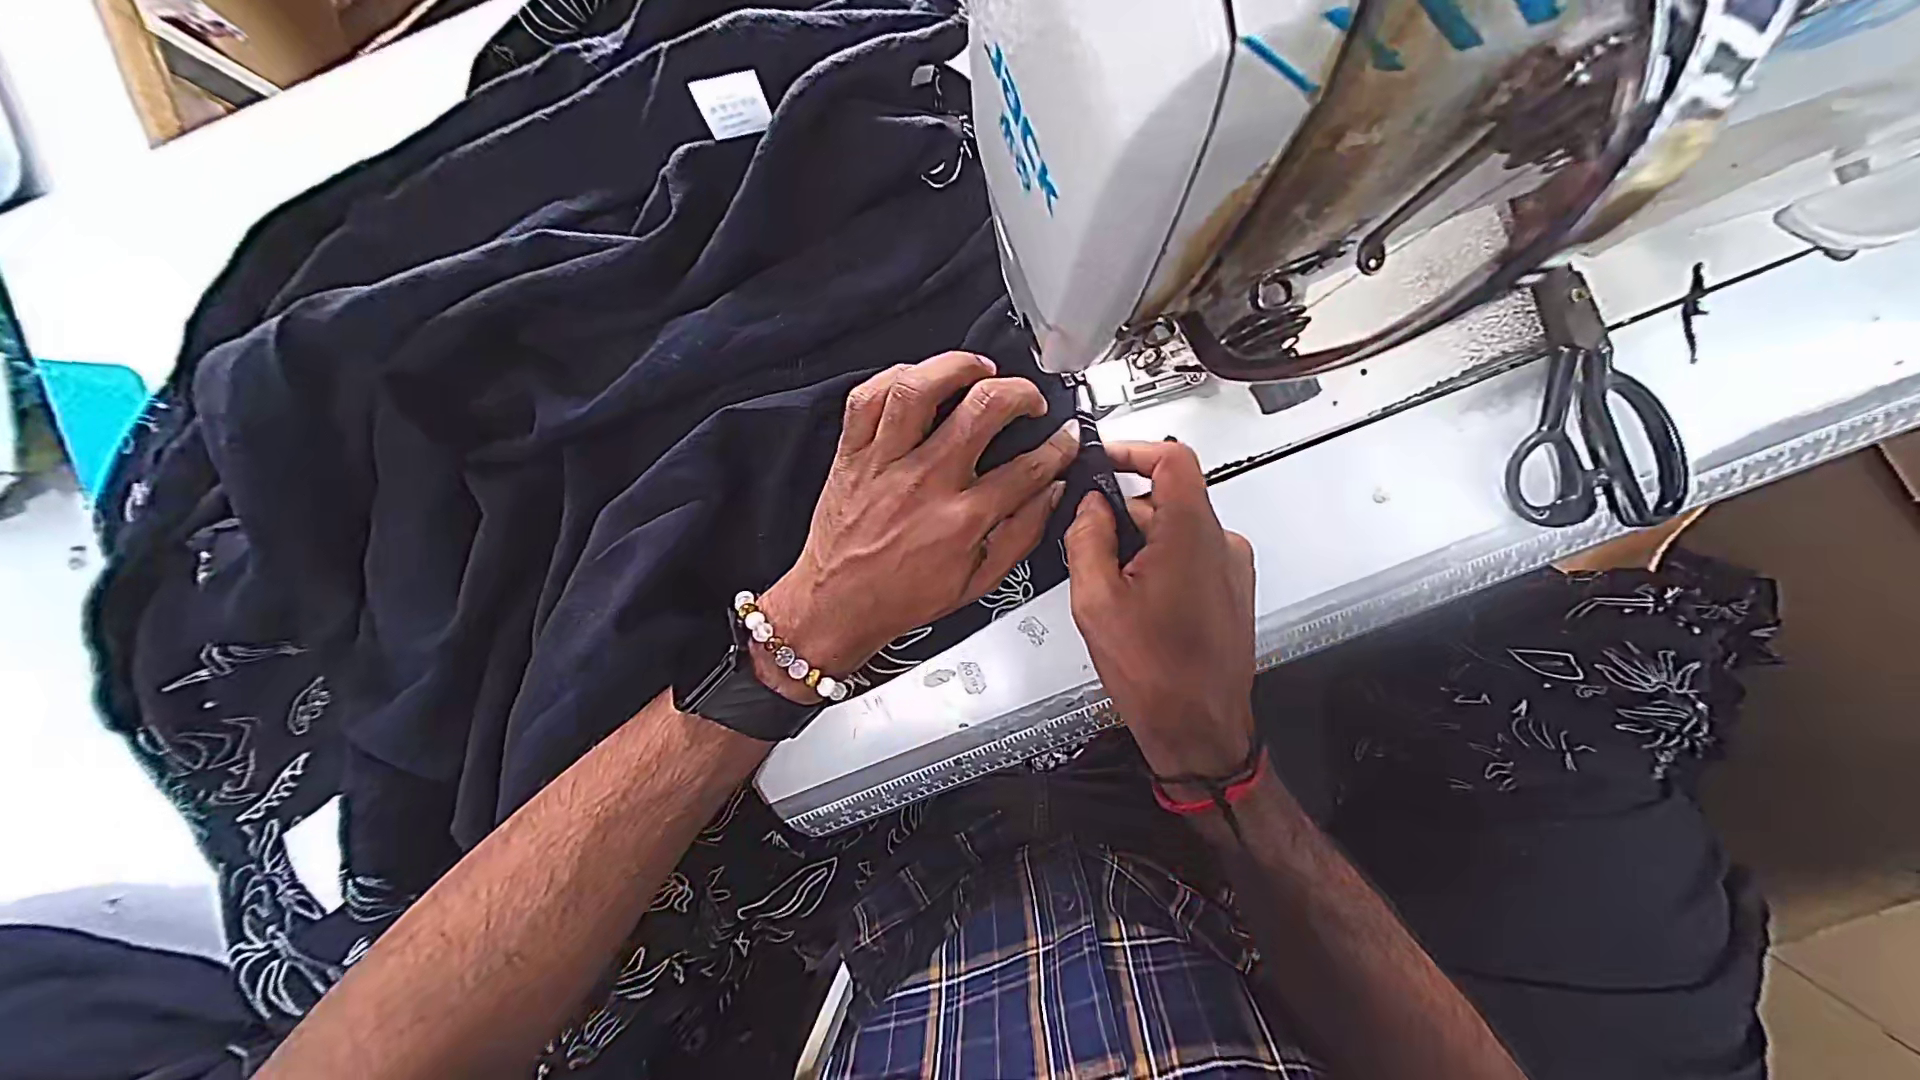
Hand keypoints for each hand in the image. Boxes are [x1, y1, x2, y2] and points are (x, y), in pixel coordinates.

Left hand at [754, 352, 1077, 698]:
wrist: (838, 604)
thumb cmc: (901, 597)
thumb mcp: (977, 583)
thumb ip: (1021, 535)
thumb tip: (1050, 495)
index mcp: (961, 520)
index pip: (1026, 468)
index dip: (1056, 447)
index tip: (1062, 440)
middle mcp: (925, 483)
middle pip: (982, 410)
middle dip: (1021, 394)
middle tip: (1029, 400)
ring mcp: (885, 463)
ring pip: (920, 390)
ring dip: (957, 367)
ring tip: (979, 369)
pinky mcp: (853, 455)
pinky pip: (867, 399)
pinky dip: (893, 377)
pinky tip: (918, 379)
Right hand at [1063, 440, 1256, 778]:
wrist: (1199, 727)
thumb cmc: (1159, 677)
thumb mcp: (1095, 601)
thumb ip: (1087, 538)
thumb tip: (1088, 507)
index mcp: (1190, 536)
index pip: (1171, 458)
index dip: (1132, 450)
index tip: (1104, 458)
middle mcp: (1220, 543)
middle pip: (1166, 497)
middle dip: (1122, 513)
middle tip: (1090, 544)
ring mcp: (1229, 566)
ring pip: (1175, 527)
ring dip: (1138, 542)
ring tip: (1114, 589)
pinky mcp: (1229, 587)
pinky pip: (1189, 552)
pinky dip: (1158, 561)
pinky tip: (1136, 601)